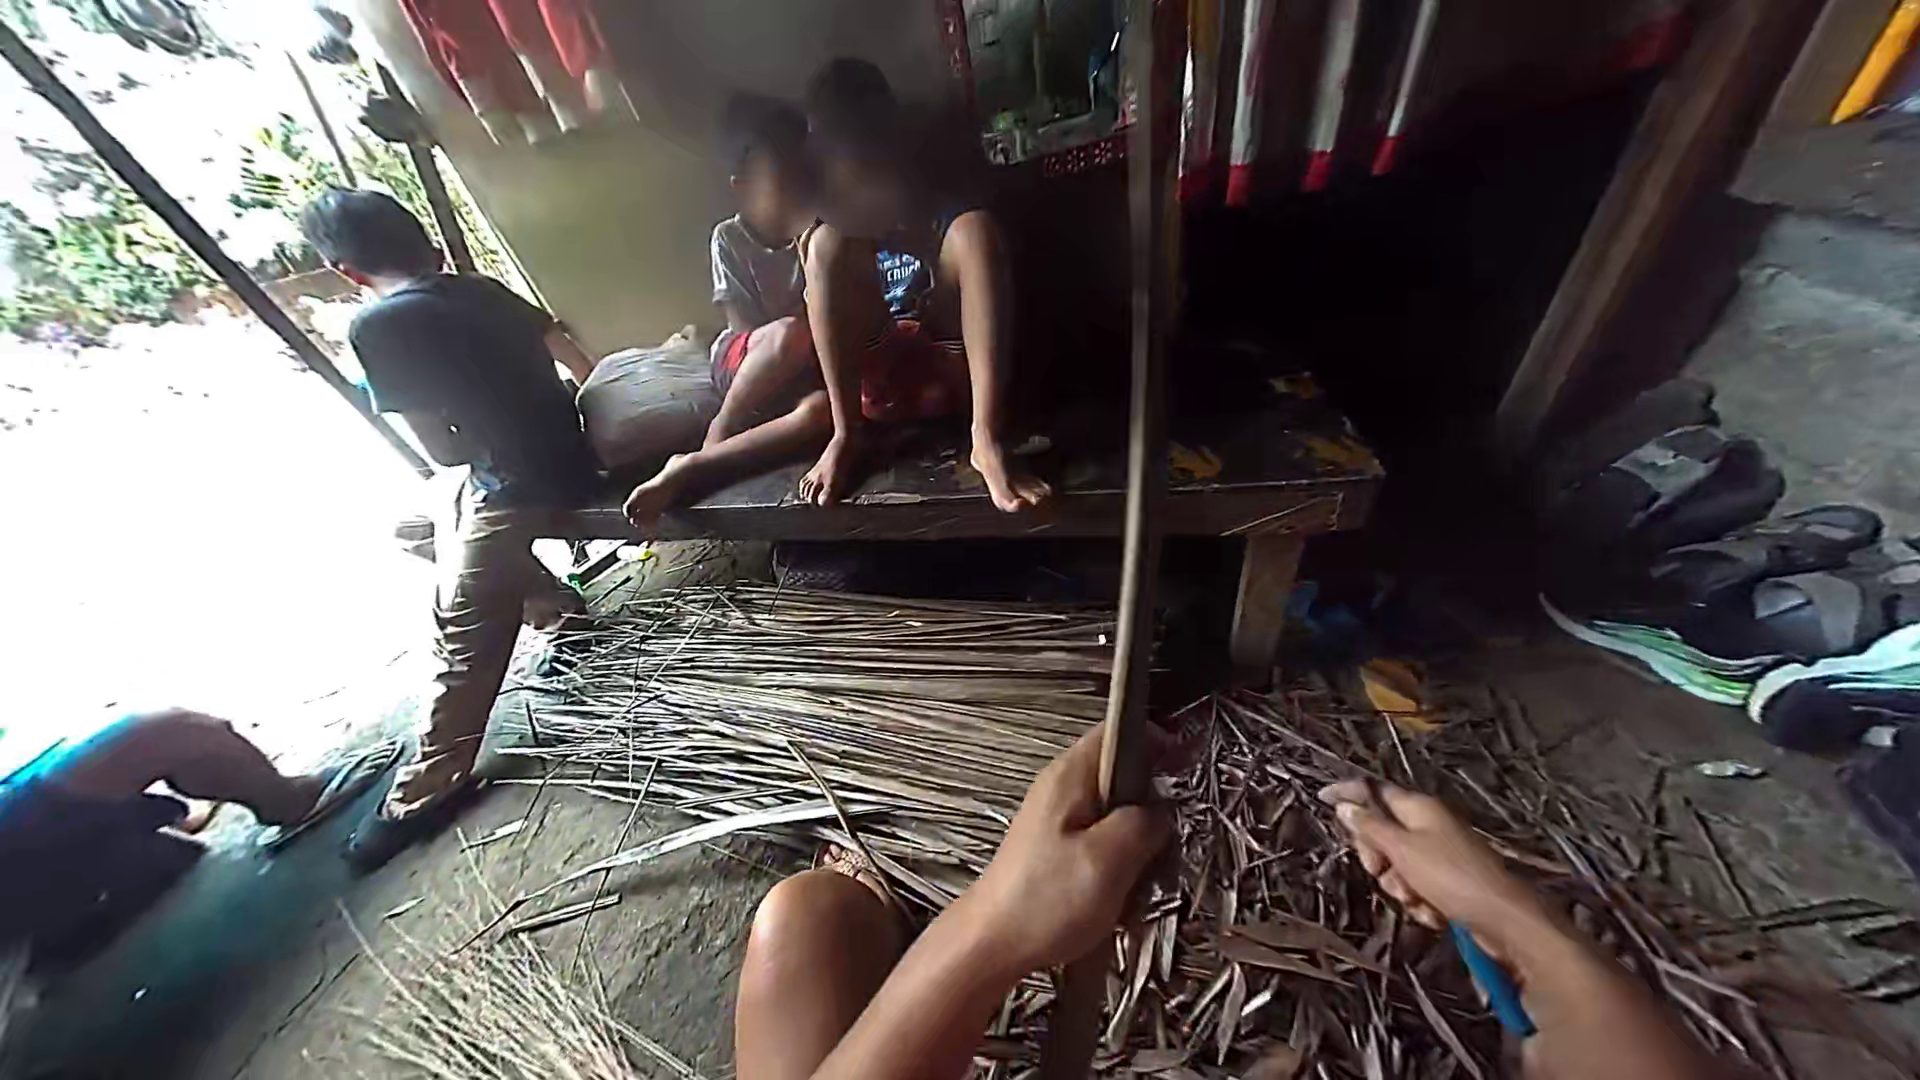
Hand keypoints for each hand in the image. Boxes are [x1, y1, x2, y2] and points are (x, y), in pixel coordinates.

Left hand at [964, 726, 1171, 973]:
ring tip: (1143, 867)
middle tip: (1167, 833)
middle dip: (1148, 796)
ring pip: (1111, 805)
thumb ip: (1141, 825)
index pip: (1114, 732)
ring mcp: (1055, 812)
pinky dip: (1117, 850)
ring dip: (1134, 831)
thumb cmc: (1048, 899)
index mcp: (1070, 775)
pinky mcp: (1055, 840)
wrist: (994, 940)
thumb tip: (1160, 809)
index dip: (1152, 739)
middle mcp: (1060, 784)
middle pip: (1117, 770)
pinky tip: (1121, 883)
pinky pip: (1098, 832)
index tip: (1183, 764)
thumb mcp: (1107, 860)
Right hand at [1318, 780, 1548, 953]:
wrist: (1512, 927)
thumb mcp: (1402, 850)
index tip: (1322, 798)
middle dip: (1375, 853)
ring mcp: (1441, 855)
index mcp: (1418, 808)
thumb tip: (1344, 805)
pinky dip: (1418, 899)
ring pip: (1397, 862)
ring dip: (1397, 883)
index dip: (1348, 793)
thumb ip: (1369, 826)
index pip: (1374, 790)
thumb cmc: (1452, 878)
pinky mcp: (1451, 884)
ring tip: (1412, 898)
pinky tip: (1430, 913)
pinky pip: (1418, 885)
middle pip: (1381, 829)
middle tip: (1377, 869)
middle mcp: (1429, 826)